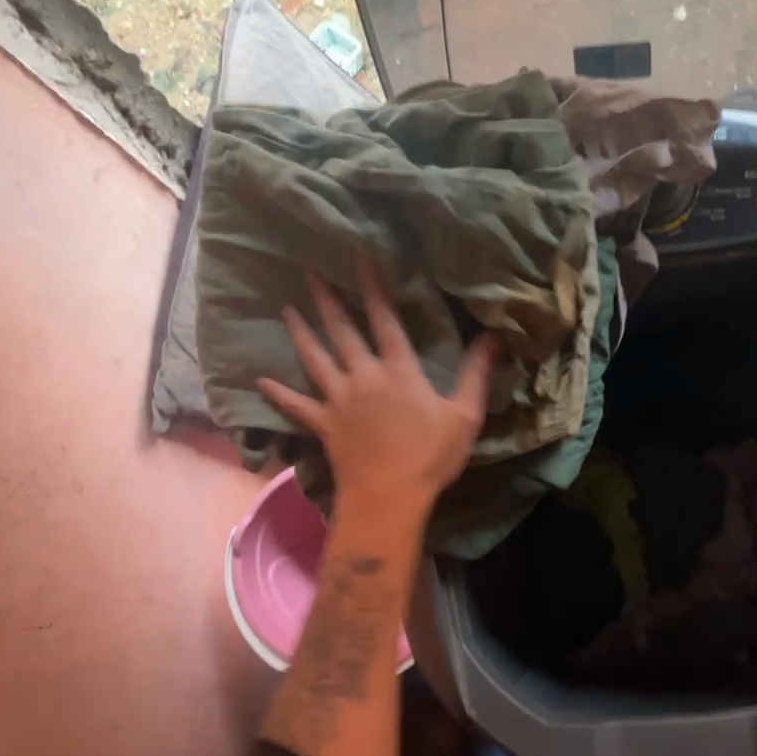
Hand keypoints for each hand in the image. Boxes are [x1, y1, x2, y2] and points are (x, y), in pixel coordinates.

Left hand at [257, 258, 496, 510]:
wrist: (387, 498)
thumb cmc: (430, 457)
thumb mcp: (465, 415)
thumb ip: (476, 374)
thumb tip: (494, 336)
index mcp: (399, 371)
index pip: (384, 319)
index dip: (372, 287)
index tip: (360, 257)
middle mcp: (364, 376)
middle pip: (342, 330)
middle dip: (327, 298)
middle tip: (310, 270)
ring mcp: (338, 399)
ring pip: (315, 358)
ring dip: (301, 331)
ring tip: (287, 308)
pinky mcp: (322, 424)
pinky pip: (296, 404)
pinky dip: (279, 392)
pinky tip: (261, 380)